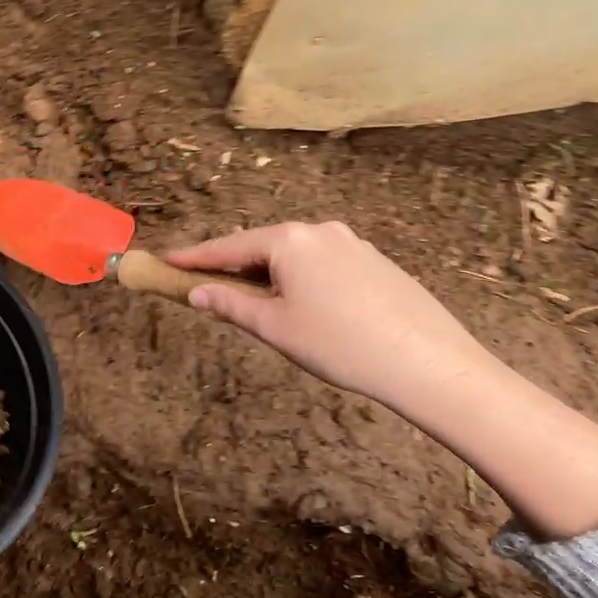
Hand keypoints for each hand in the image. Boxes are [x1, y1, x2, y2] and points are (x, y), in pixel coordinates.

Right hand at [169, 222, 597, 538]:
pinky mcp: (376, 262)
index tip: (164, 260)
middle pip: (260, 245)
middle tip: (205, 285)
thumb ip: (230, 304)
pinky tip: (302, 306)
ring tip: (254, 302)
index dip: (193, 257)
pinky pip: (321, 263)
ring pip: (292, 255)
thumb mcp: (275, 328)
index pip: (226, 247)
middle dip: (231, 265)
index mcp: (289, 240)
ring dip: (267, 273)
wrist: (433, 366)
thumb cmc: (342, 346)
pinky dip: (299, 278)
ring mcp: (351, 243)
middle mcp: (319, 231)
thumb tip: (198, 293)